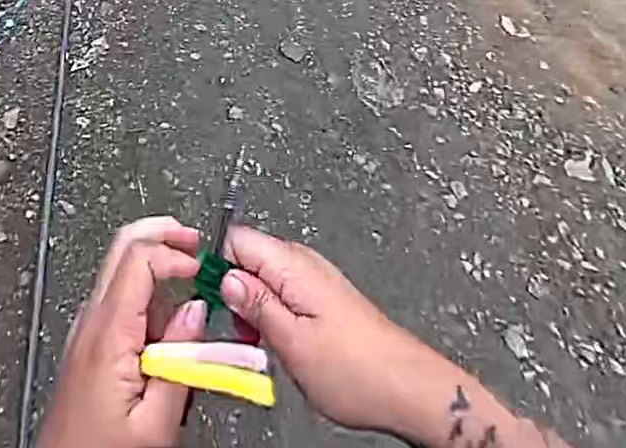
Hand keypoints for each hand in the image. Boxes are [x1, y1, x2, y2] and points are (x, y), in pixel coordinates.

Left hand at [38, 218, 205, 447]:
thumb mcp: (155, 425)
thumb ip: (182, 364)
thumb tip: (197, 311)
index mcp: (107, 334)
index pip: (138, 257)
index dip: (174, 251)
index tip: (201, 267)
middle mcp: (91, 321)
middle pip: (123, 246)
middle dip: (162, 234)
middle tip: (193, 242)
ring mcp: (86, 329)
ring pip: (123, 271)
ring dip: (158, 272)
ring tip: (189, 306)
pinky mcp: (88, 343)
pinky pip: (120, 301)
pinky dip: (148, 299)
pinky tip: (167, 333)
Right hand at [220, 228, 567, 446]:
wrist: (407, 387)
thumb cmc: (359, 369)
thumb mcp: (292, 343)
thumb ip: (254, 304)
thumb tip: (225, 279)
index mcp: (291, 263)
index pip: (235, 238)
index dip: (220, 269)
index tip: (218, 302)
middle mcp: (303, 261)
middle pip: (248, 258)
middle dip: (238, 294)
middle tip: (248, 332)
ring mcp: (314, 276)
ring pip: (264, 278)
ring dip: (257, 309)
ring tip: (271, 343)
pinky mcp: (322, 293)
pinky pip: (283, 292)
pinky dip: (276, 315)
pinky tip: (288, 343)